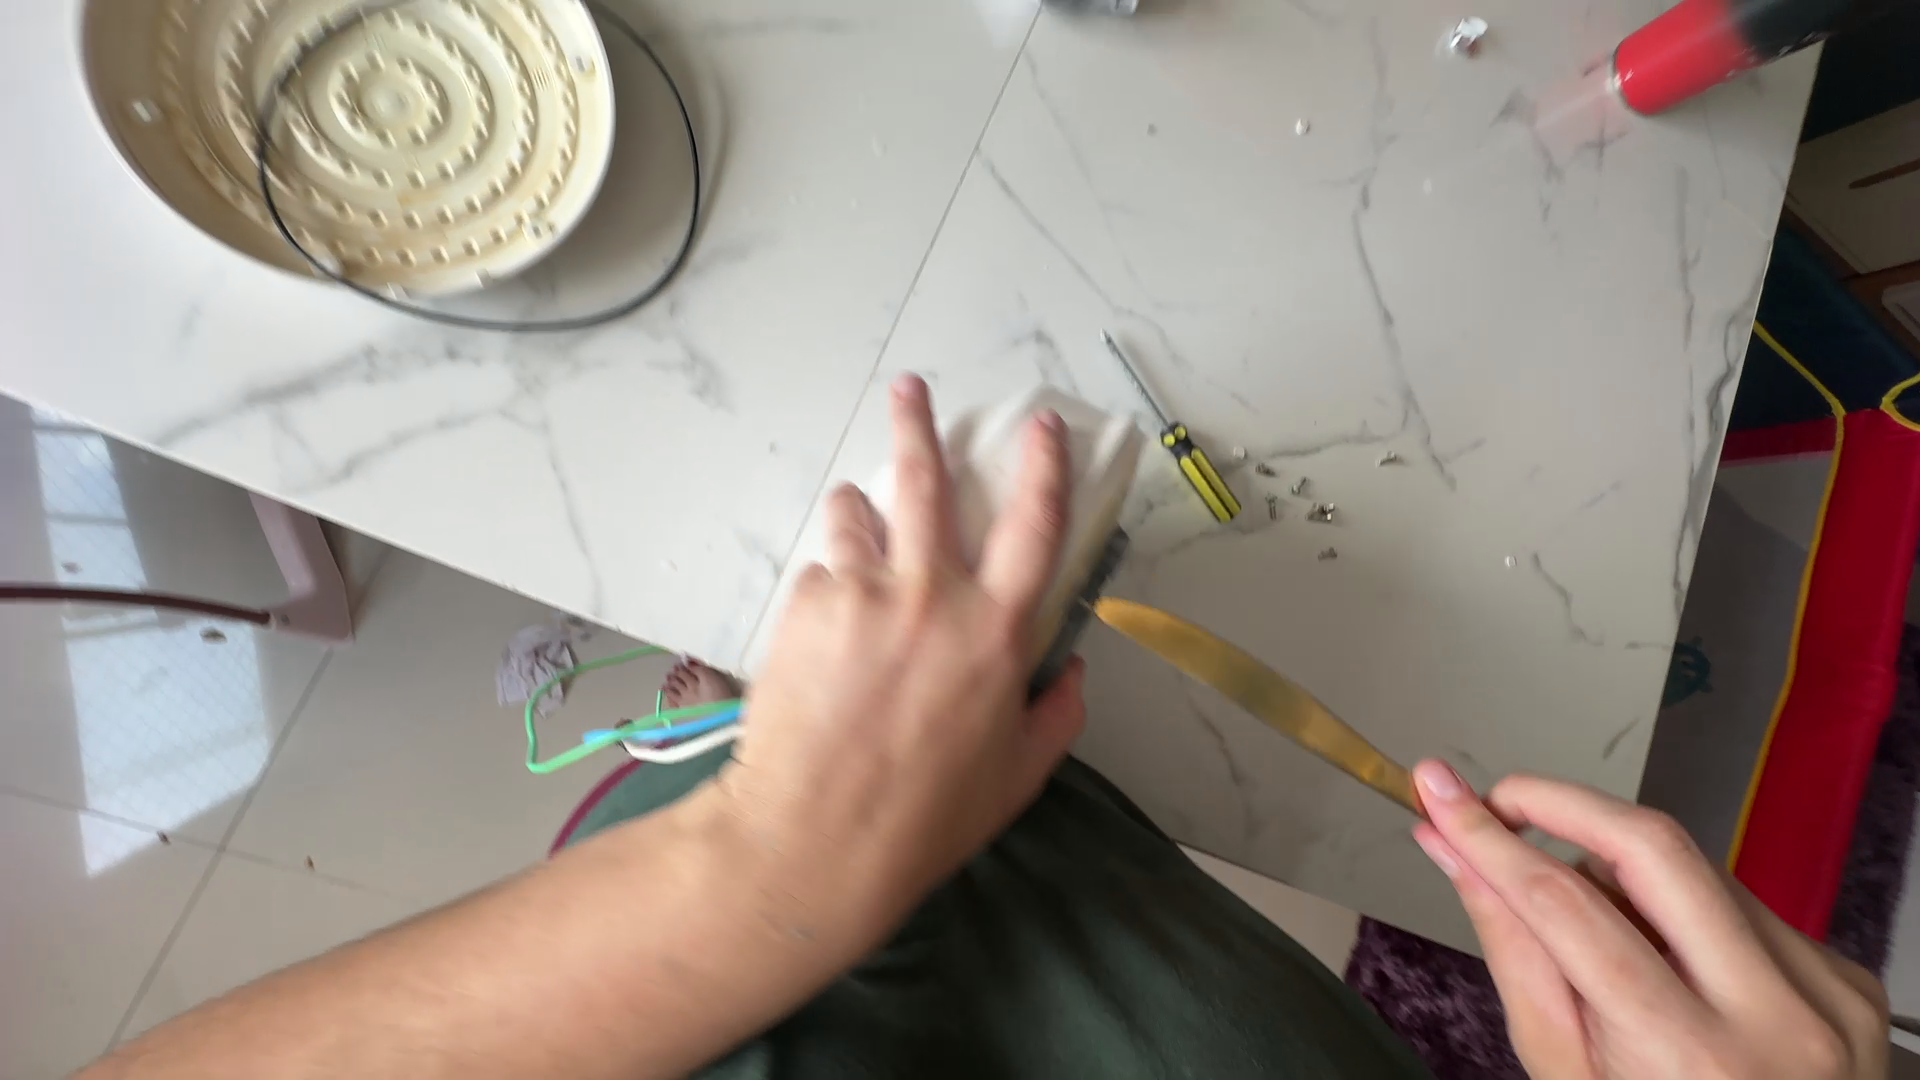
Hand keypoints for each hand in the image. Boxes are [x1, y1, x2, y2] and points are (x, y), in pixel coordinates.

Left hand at [713, 373, 1085, 951]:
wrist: (814, 838)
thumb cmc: (927, 814)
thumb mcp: (1017, 774)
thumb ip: (1057, 713)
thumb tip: (1074, 668)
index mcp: (994, 629)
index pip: (1034, 526)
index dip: (1045, 467)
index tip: (1042, 426)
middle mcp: (931, 593)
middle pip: (927, 479)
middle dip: (919, 421)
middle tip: (910, 388)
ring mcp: (862, 591)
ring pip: (857, 513)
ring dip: (859, 512)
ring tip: (856, 527)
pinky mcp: (805, 605)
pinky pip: (822, 573)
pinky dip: (829, 587)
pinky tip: (822, 634)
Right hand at [1411, 760, 1887, 1078]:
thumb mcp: (1556, 1061)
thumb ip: (1507, 944)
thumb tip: (1448, 846)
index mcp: (1692, 1057)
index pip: (1563, 904)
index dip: (1486, 837)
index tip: (1435, 789)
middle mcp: (1782, 1017)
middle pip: (1651, 846)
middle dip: (1555, 801)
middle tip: (1495, 800)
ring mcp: (1825, 992)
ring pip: (1683, 863)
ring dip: (1605, 861)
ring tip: (1581, 915)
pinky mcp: (1843, 975)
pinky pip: (1721, 893)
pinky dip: (1659, 895)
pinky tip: (1649, 943)